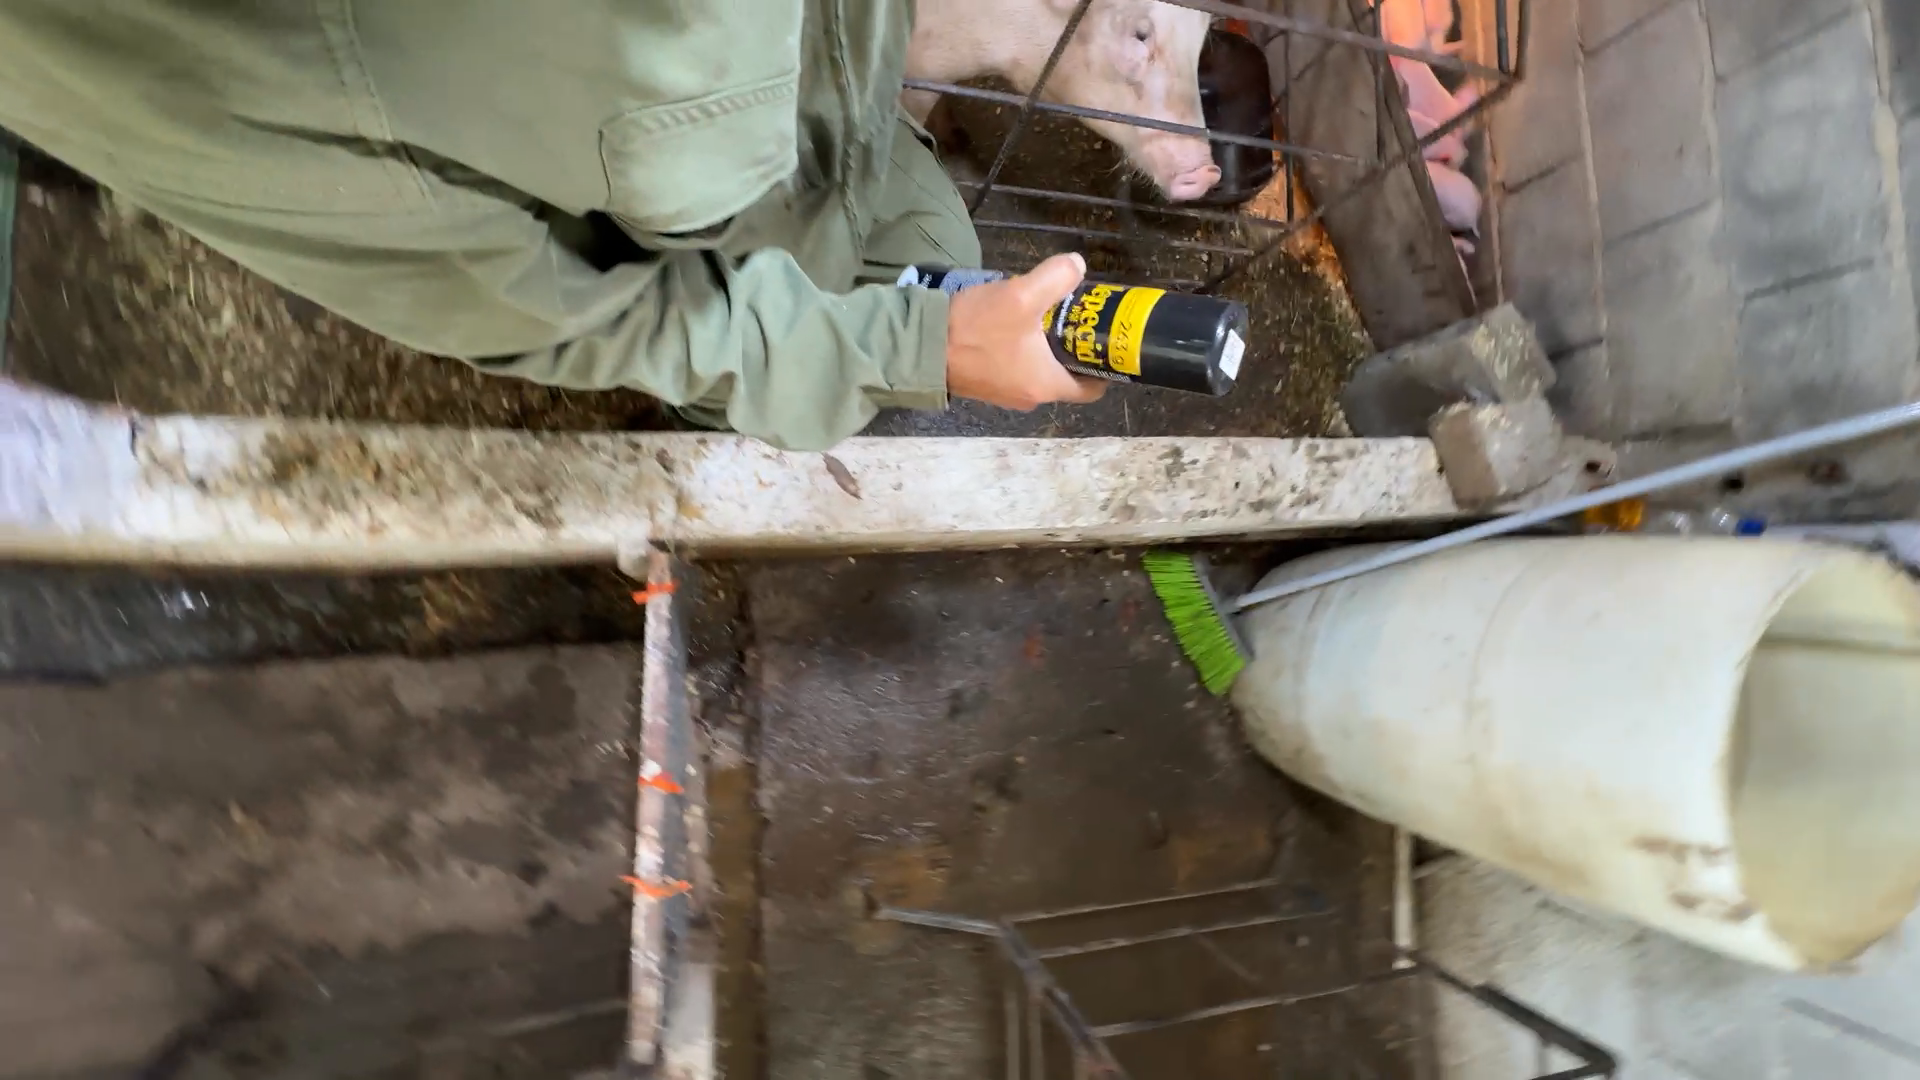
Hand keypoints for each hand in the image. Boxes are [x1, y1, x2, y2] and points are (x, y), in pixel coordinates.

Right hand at [945, 253, 1107, 409]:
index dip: (1103, 368)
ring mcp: (1006, 395)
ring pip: (1039, 372)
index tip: (1104, 341)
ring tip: (1045, 317)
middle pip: (1065, 377)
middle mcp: (1030, 397)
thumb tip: (1077, 266)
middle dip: (1073, 351)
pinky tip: (1014, 326)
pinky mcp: (986, 386)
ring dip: (1045, 350)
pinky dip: (1022, 353)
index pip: (1091, 389)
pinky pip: (1015, 370)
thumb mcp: (1022, 295)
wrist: (921, 348)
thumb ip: (1057, 277)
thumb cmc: (976, 330)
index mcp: (1047, 385)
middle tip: (1075, 319)